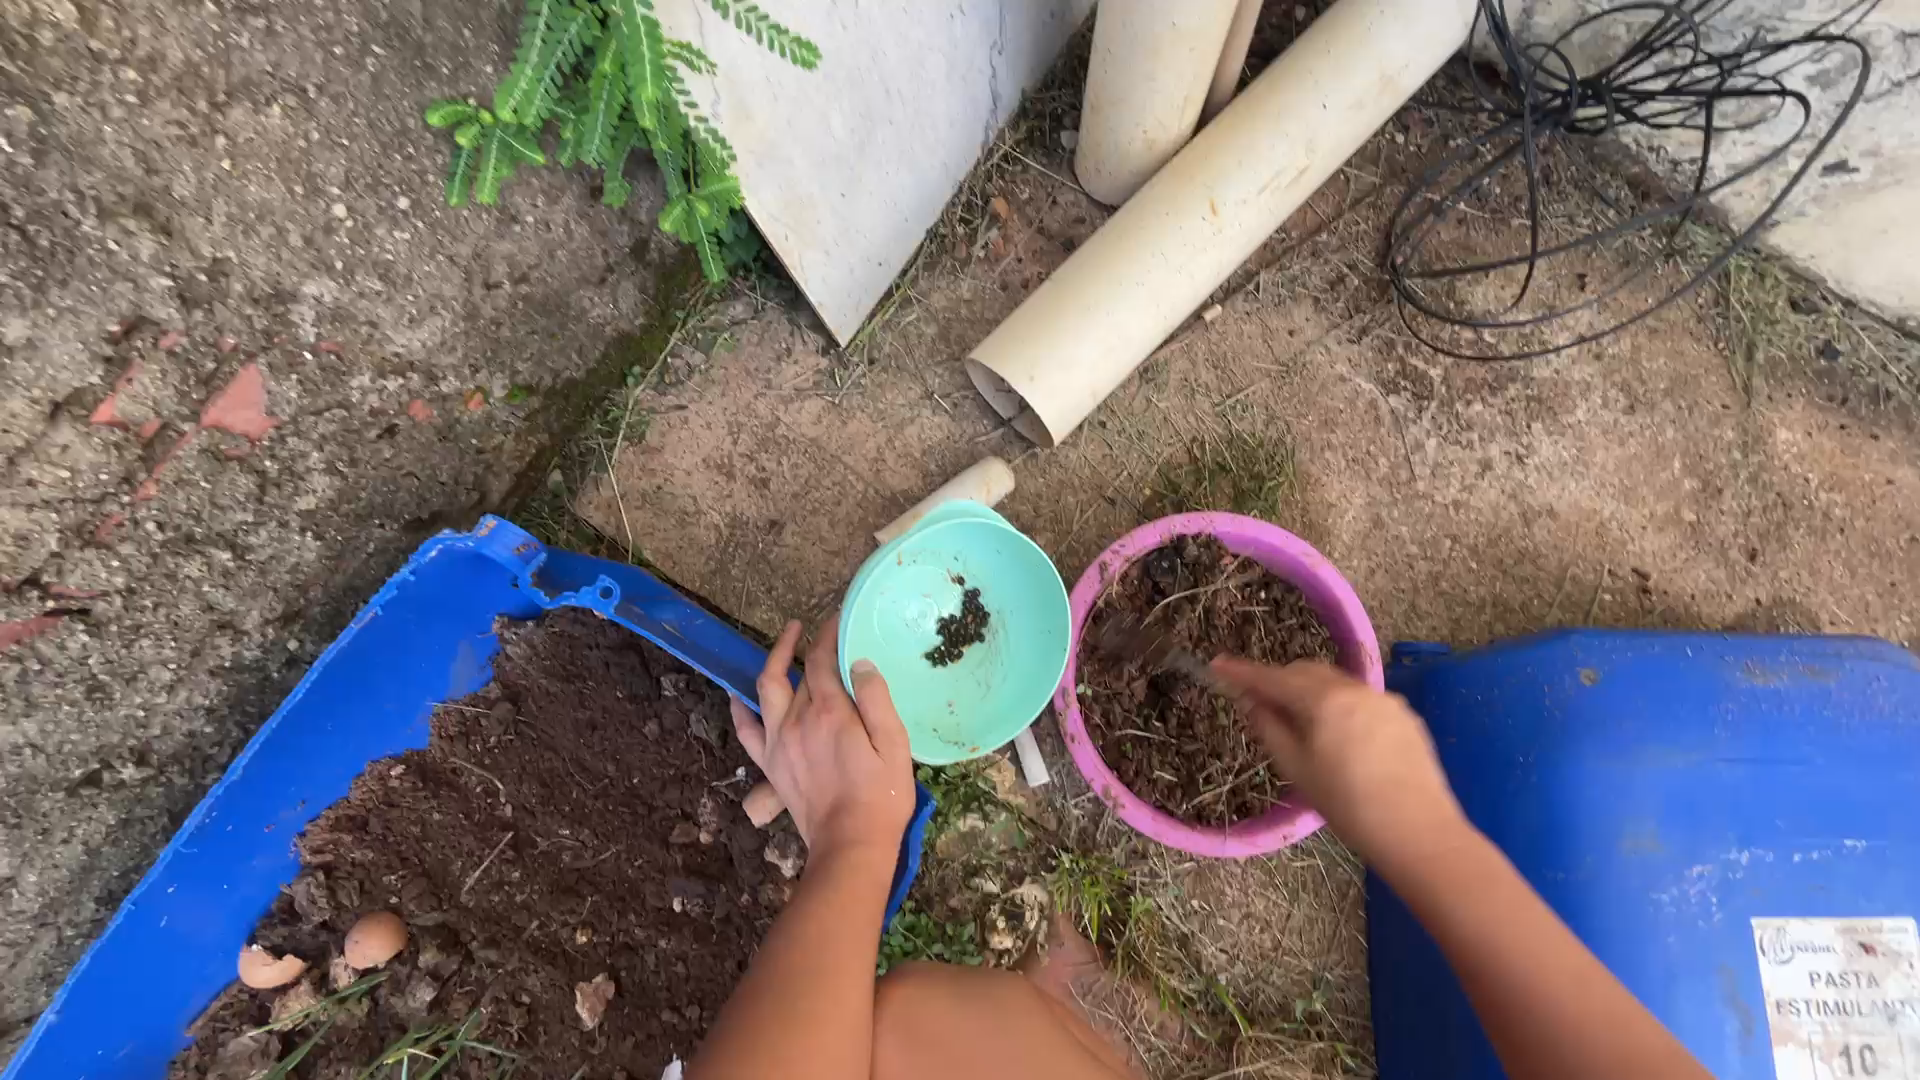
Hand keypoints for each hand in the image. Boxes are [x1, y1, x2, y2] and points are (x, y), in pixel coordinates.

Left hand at [729, 613, 914, 864]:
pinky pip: (746, 729)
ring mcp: (778, 741)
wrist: (850, 845)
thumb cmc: (882, 795)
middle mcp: (796, 719)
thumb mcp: (895, 743)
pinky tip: (738, 694)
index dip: (829, 634)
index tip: (838, 619)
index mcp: (829, 711)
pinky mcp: (770, 764)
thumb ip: (876, 698)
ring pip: (767, 688)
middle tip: (819, 629)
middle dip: (809, 644)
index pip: (823, 658)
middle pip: (799, 671)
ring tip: (786, 641)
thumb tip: (859, 663)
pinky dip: (740, 707)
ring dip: (775, 660)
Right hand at [1210, 657, 1466, 867]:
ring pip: (1334, 682)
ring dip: (1309, 692)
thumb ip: (1269, 727)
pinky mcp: (1405, 716)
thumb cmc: (1348, 805)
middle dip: (1278, 680)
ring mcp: (1384, 700)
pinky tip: (1339, 737)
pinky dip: (1339, 705)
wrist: (1420, 835)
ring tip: (1299, 723)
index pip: (1272, 678)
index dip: (1241, 672)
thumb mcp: (1296, 768)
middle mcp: (1355, 689)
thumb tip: (1252, 702)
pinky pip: (1360, 699)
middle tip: (1258, 703)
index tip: (1217, 665)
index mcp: (1323, 700)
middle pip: (1304, 671)